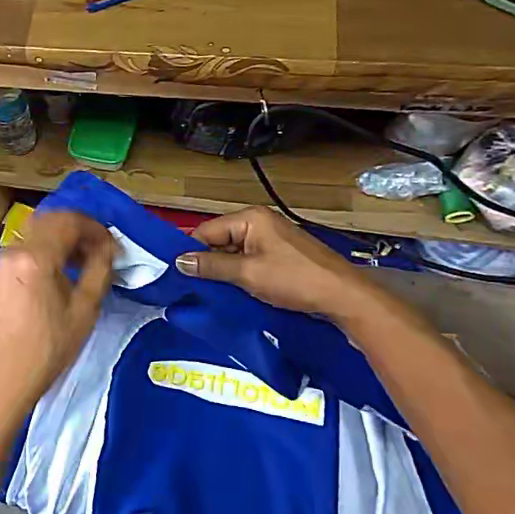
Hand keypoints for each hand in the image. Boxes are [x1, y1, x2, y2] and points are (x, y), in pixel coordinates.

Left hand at [0, 209, 115, 411]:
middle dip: (82, 228)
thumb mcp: (86, 306)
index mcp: (38, 257)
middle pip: (54, 219)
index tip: (114, 247)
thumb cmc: (53, 342)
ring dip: (67, 235)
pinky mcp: (3, 268)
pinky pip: (31, 242)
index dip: (97, 230)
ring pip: (41, 228)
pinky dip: (52, 244)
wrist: (13, 369)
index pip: (71, 223)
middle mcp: (18, 249)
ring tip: (87, 257)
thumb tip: (107, 248)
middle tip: (103, 247)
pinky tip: (66, 265)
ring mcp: (6, 258)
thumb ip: (100, 268)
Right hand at [175, 207, 380, 320]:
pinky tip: (235, 292)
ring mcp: (272, 239)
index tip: (175, 275)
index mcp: (251, 218)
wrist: (340, 295)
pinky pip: (250, 262)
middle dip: (208, 263)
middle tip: (191, 289)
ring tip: (212, 294)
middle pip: (220, 241)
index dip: (190, 252)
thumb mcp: (248, 274)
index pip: (207, 230)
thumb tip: (180, 261)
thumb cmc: (296, 280)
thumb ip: (212, 266)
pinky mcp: (281, 256)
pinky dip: (241, 276)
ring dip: (225, 272)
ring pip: (235, 254)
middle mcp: (260, 223)